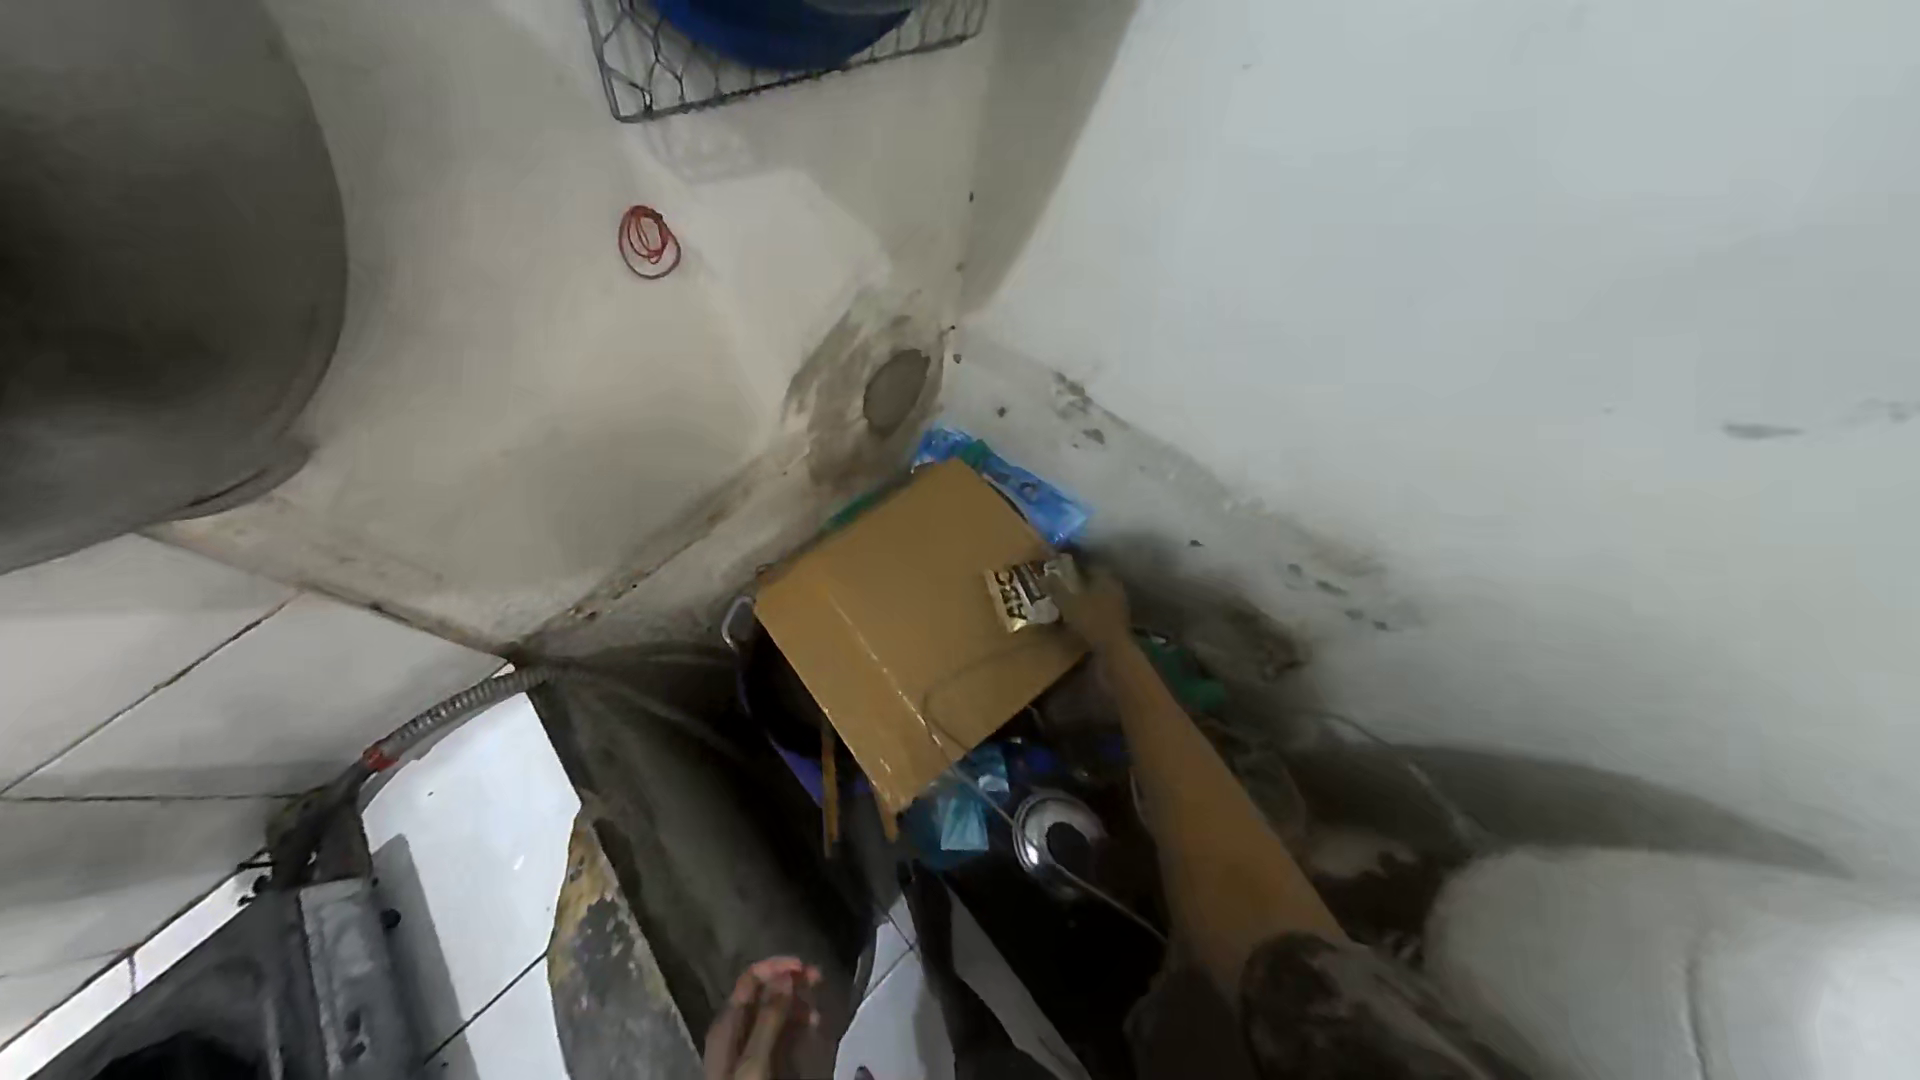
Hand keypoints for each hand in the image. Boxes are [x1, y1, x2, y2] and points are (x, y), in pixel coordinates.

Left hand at [703, 957, 822, 1079]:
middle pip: (765, 991)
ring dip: (799, 1003)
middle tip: (819, 980)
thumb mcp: (755, 1062)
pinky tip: (812, 1028)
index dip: (777, 966)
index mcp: (728, 1024)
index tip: (805, 968)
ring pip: (776, 1010)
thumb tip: (786, 974)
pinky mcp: (765, 1063)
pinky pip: (783, 1032)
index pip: (751, 978)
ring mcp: (751, 1047)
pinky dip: (798, 1024)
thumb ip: (769, 1017)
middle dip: (793, 982)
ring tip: (817, 1012)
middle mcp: (737, 1029)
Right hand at [1049, 562, 1131, 649]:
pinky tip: (1080, 616)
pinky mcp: (1120, 620)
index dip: (1074, 566)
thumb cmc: (1090, 620)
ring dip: (1086, 596)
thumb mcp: (1067, 602)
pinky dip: (1091, 609)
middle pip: (1095, 580)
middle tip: (1063, 585)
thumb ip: (1055, 588)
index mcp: (1105, 578)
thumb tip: (1042, 576)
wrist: (1113, 648)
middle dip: (1079, 582)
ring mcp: (1120, 604)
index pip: (1089, 565)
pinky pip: (1102, 608)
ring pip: (1099, 594)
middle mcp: (1115, 587)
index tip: (1061, 570)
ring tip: (1069, 601)